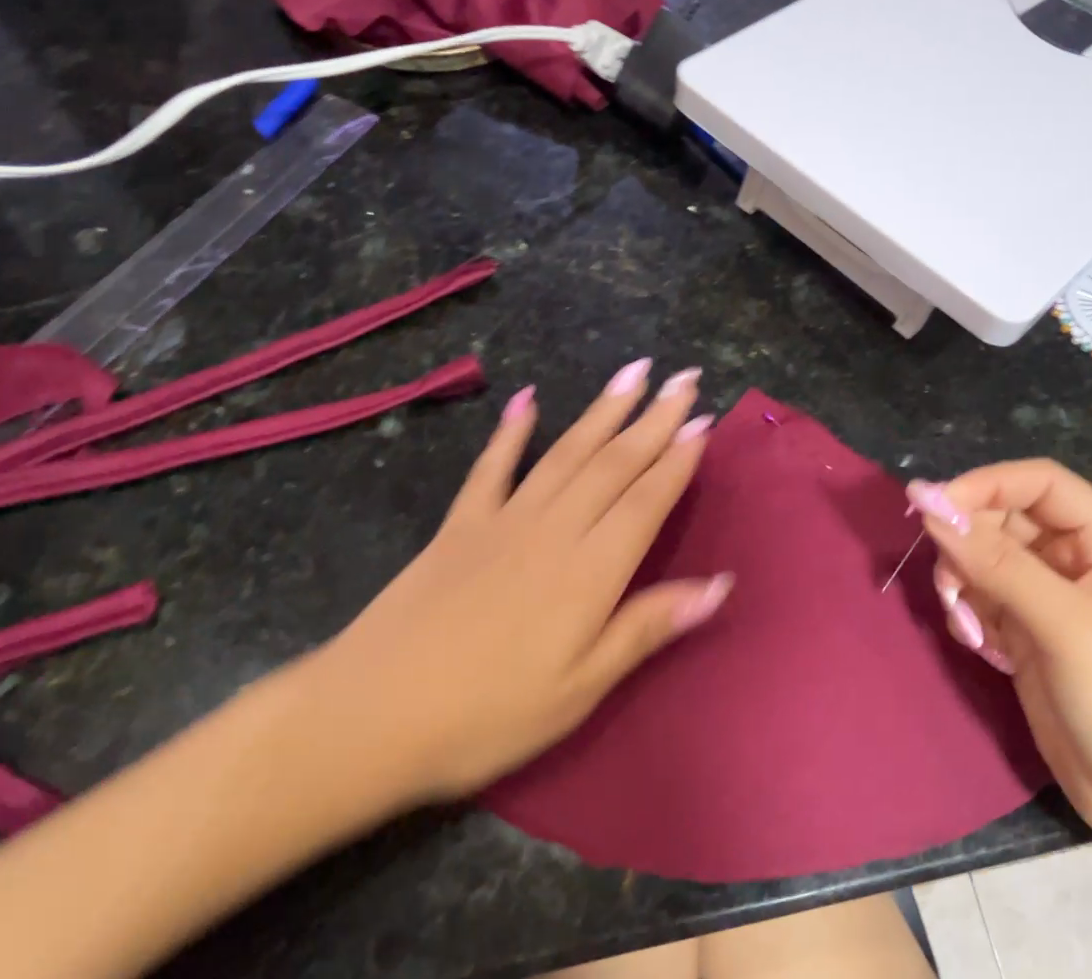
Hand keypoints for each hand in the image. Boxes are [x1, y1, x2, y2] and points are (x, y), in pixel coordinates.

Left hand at [285, 360, 731, 822]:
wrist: (372, 714)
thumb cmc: (489, 717)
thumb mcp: (581, 689)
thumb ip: (646, 628)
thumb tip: (719, 585)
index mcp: (589, 573)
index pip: (645, 502)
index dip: (677, 461)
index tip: (703, 419)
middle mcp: (551, 532)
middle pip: (611, 465)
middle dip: (652, 419)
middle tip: (683, 377)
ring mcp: (500, 522)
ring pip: (563, 454)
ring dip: (600, 412)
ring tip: (631, 373)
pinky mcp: (457, 527)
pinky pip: (490, 468)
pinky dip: (511, 432)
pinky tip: (527, 401)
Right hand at [906, 461, 1091, 841]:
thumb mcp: (1065, 625)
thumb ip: (996, 562)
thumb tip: (928, 503)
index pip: (1038, 483)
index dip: (983, 486)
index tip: (928, 510)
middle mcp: (1082, 562)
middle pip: (1006, 521)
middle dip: (967, 544)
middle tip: (947, 584)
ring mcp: (1055, 602)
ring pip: (987, 562)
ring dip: (964, 584)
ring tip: (966, 625)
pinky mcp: (1032, 637)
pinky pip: (985, 602)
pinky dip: (970, 616)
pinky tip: (980, 647)